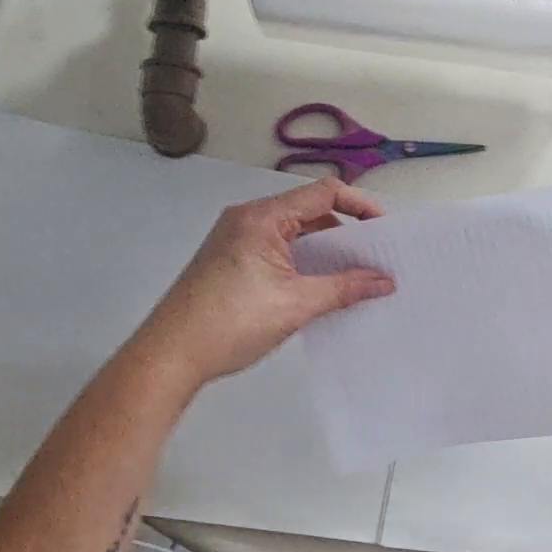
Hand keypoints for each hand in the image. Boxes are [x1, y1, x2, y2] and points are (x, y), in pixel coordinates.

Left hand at [136, 177, 394, 387]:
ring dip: (324, 248)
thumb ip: (345, 288)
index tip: (384, 230)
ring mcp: (235, 238)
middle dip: (345, 230)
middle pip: (309, 209)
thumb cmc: (229, 324)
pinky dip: (302, 259)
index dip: (360, 206)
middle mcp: (247, 218)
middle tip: (374, 255)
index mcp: (262, 217)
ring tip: (353, 273)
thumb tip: (385, 282)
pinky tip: (320, 284)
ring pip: (293, 230)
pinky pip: (277, 246)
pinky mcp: (229, 259)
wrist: (167, 358)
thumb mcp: (296, 304)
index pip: (323, 193)